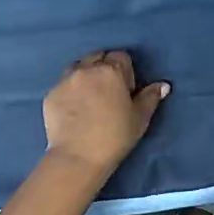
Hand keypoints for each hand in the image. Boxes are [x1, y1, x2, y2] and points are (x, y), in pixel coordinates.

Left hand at [43, 51, 168, 174]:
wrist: (78, 157)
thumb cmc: (114, 138)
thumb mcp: (139, 119)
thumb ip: (150, 98)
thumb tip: (162, 85)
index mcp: (110, 71)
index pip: (121, 57)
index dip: (125, 73)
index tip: (125, 91)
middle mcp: (85, 69)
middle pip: (97, 58)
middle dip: (104, 69)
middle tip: (107, 94)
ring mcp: (65, 81)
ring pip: (77, 68)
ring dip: (85, 76)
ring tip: (88, 99)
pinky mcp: (50, 94)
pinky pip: (63, 85)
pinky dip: (70, 92)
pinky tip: (74, 111)